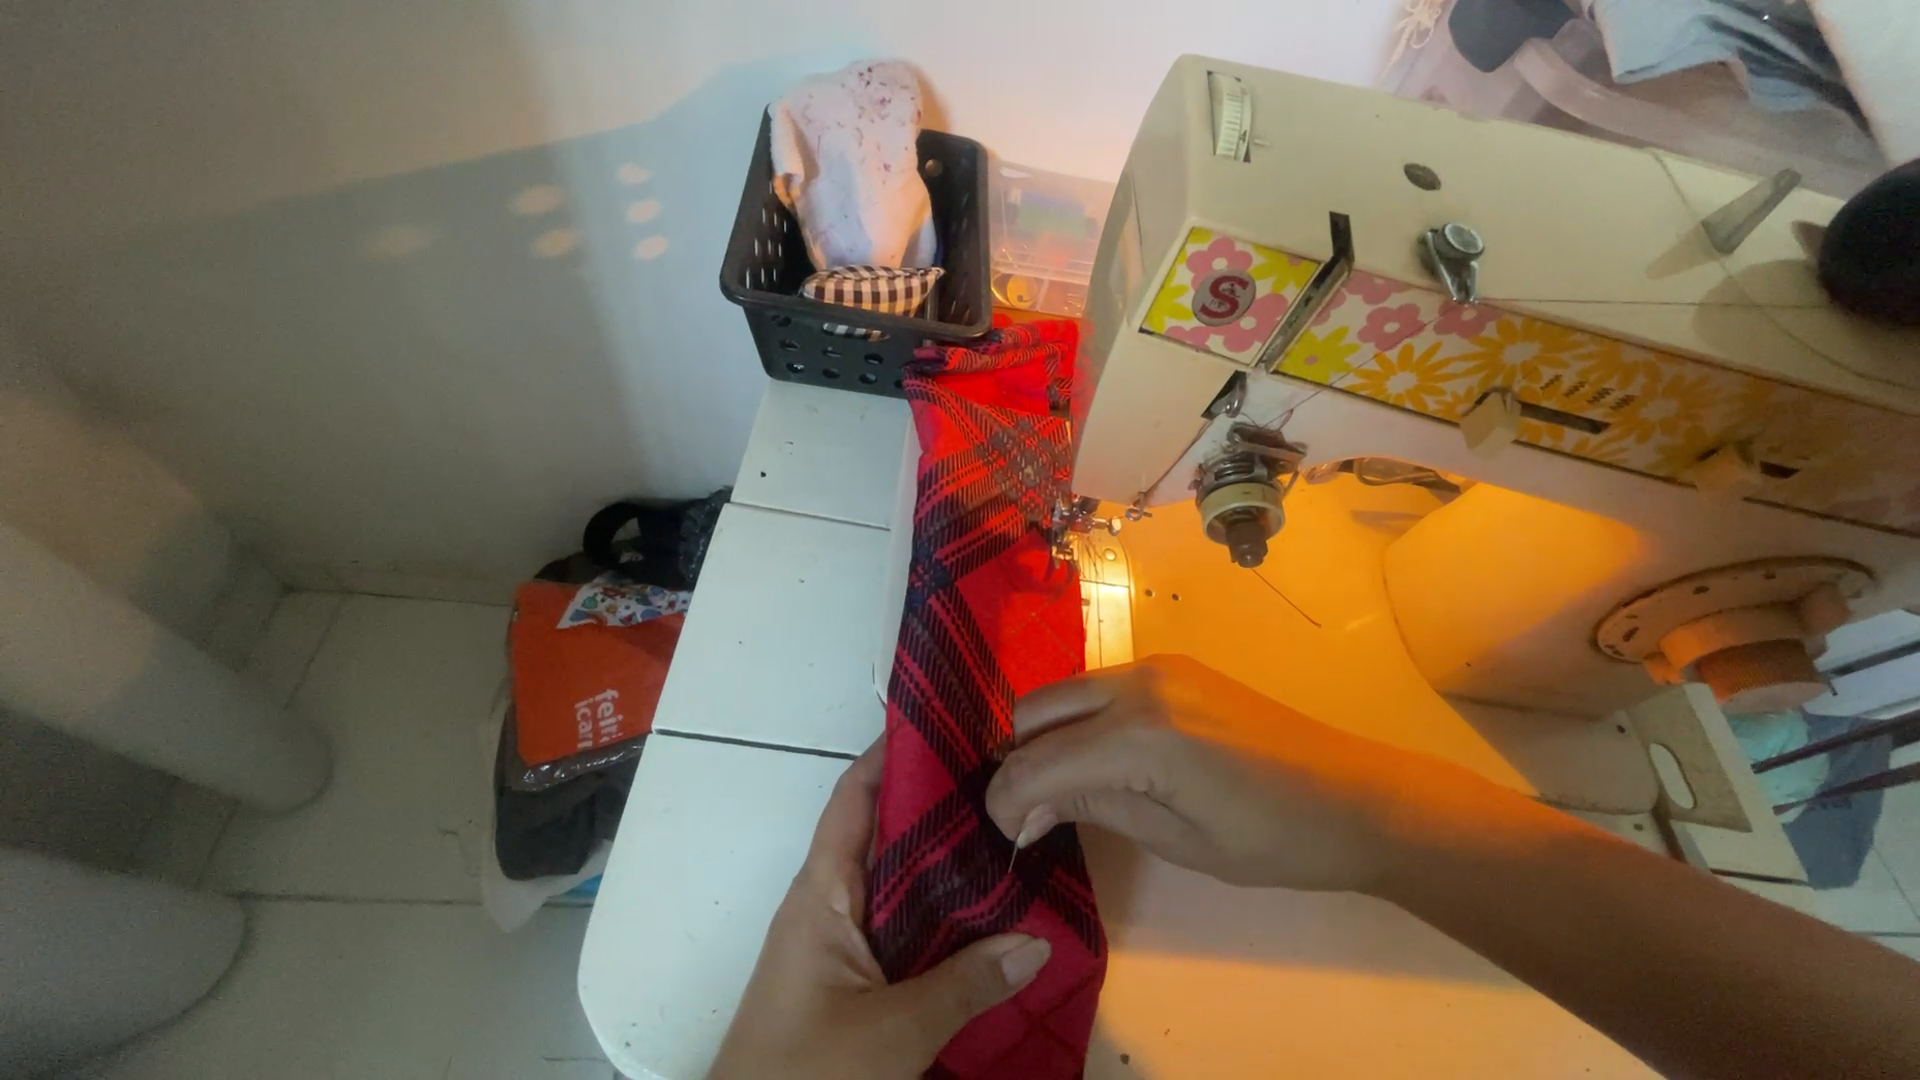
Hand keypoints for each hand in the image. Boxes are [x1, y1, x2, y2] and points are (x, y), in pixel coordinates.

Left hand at [709, 740, 1053, 1079]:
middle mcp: (829, 901)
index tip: (945, 724)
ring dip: (940, 852)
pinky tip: (983, 905)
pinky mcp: (853, 974)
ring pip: (895, 877)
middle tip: (999, 773)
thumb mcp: (892, 1034)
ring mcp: (840, 939)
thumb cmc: (805, 1075)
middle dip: (933, 798)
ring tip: (1004, 824)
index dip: (891, 754)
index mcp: (820, 892)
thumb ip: (966, 985)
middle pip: (881, 830)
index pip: (854, 797)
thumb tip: (1040, 940)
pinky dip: (938, 903)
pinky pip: (901, 919)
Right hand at [983, 654, 1510, 891]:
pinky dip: (1082, 720)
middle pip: (1035, 710)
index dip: (1006, 802)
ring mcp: (1155, 665)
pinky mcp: (1171, 664)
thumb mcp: (1175, 840)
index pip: (1035, 762)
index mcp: (1139, 735)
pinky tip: (1104, 758)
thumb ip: (1092, 808)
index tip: (1009, 837)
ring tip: (1066, 788)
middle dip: (1018, 761)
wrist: (1356, 796)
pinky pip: (1099, 687)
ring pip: (1064, 692)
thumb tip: (1024, 807)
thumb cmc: (1272, 840)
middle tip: (1034, 813)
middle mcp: (1137, 682)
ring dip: (1049, 737)